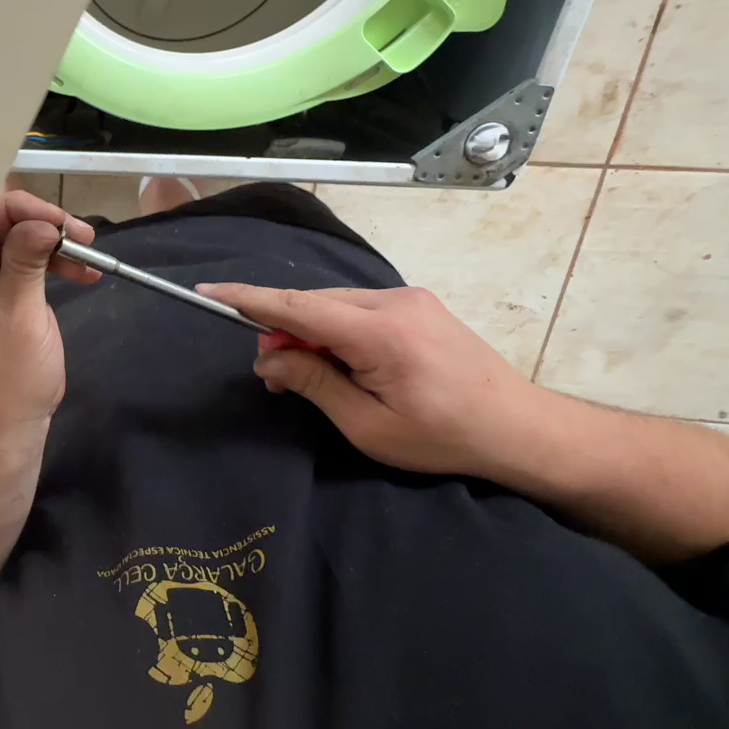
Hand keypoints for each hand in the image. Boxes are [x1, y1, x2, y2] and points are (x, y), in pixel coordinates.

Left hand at [0, 191, 98, 439]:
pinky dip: (53, 263)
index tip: (53, 219)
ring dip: (53, 244)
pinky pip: (24, 265)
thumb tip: (42, 221)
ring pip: (14, 243)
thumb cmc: (7, 384)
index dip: (11, 213)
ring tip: (90, 252)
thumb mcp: (19, 321)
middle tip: (81, 233)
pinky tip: (85, 269)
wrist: (11, 428)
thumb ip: (26, 266)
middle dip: (38, 225)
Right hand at [195, 283, 555, 479]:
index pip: (296, 307)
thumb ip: (314, 384)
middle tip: (272, 376)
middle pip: (312, 304)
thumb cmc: (441, 437)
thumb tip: (269, 361)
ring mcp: (409, 300)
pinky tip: (333, 361)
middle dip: (279, 330)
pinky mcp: (416, 306)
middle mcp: (394, 302)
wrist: (520, 428)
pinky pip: (355, 309)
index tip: (208, 291)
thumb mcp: (368, 425)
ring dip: (306, 332)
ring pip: (332, 305)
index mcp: (380, 333)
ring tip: (302, 374)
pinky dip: (331, 330)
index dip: (248, 299)